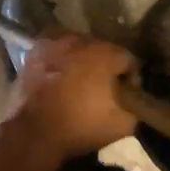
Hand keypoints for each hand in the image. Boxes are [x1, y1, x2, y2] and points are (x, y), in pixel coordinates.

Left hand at [5, 32, 137, 163]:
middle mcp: (80, 41)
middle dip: (107, 66)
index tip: (128, 94)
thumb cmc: (80, 126)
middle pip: (102, 49)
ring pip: (78, 46)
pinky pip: (56, 48)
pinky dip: (61, 58)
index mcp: (105, 55)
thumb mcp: (122, 125)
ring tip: (80, 81)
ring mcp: (55, 42)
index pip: (128, 59)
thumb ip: (134, 107)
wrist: (34, 129)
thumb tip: (131, 100)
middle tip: (104, 87)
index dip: (131, 77)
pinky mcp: (36, 49)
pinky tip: (60, 74)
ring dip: (83, 59)